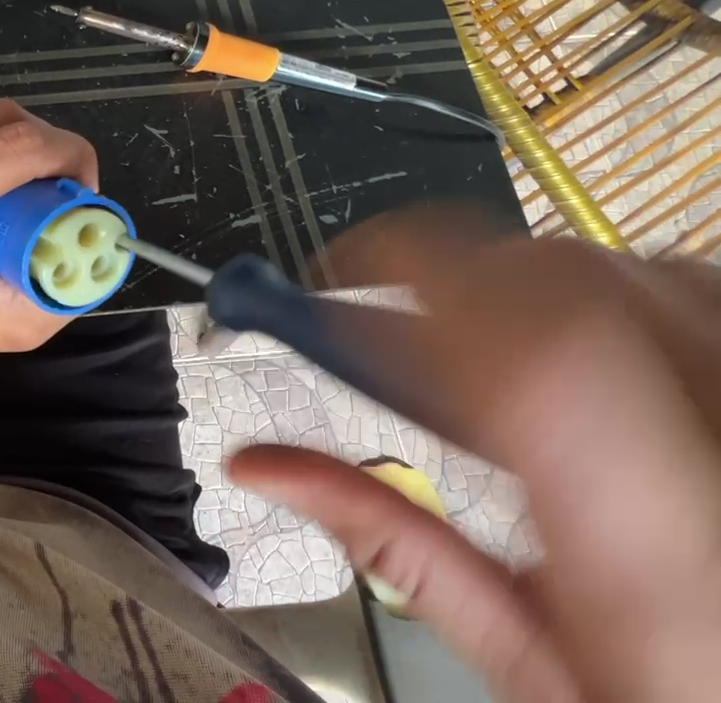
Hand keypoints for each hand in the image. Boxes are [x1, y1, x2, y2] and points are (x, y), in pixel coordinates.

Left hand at [0, 99, 100, 365]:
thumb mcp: (11, 325)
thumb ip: (66, 287)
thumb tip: (104, 242)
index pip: (16, 146)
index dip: (68, 156)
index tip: (82, 190)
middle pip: (1, 116)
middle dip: (49, 144)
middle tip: (61, 187)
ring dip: (17, 136)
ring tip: (27, 182)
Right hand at [227, 210, 720, 702]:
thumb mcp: (530, 667)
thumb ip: (397, 547)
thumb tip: (261, 463)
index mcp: (652, 571)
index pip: (536, 363)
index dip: (417, 278)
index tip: (338, 274)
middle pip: (583, 287)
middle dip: (464, 280)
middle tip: (413, 326)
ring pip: (652, 273)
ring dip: (552, 291)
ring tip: (511, 351)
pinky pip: (703, 289)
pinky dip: (634, 300)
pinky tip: (609, 359)